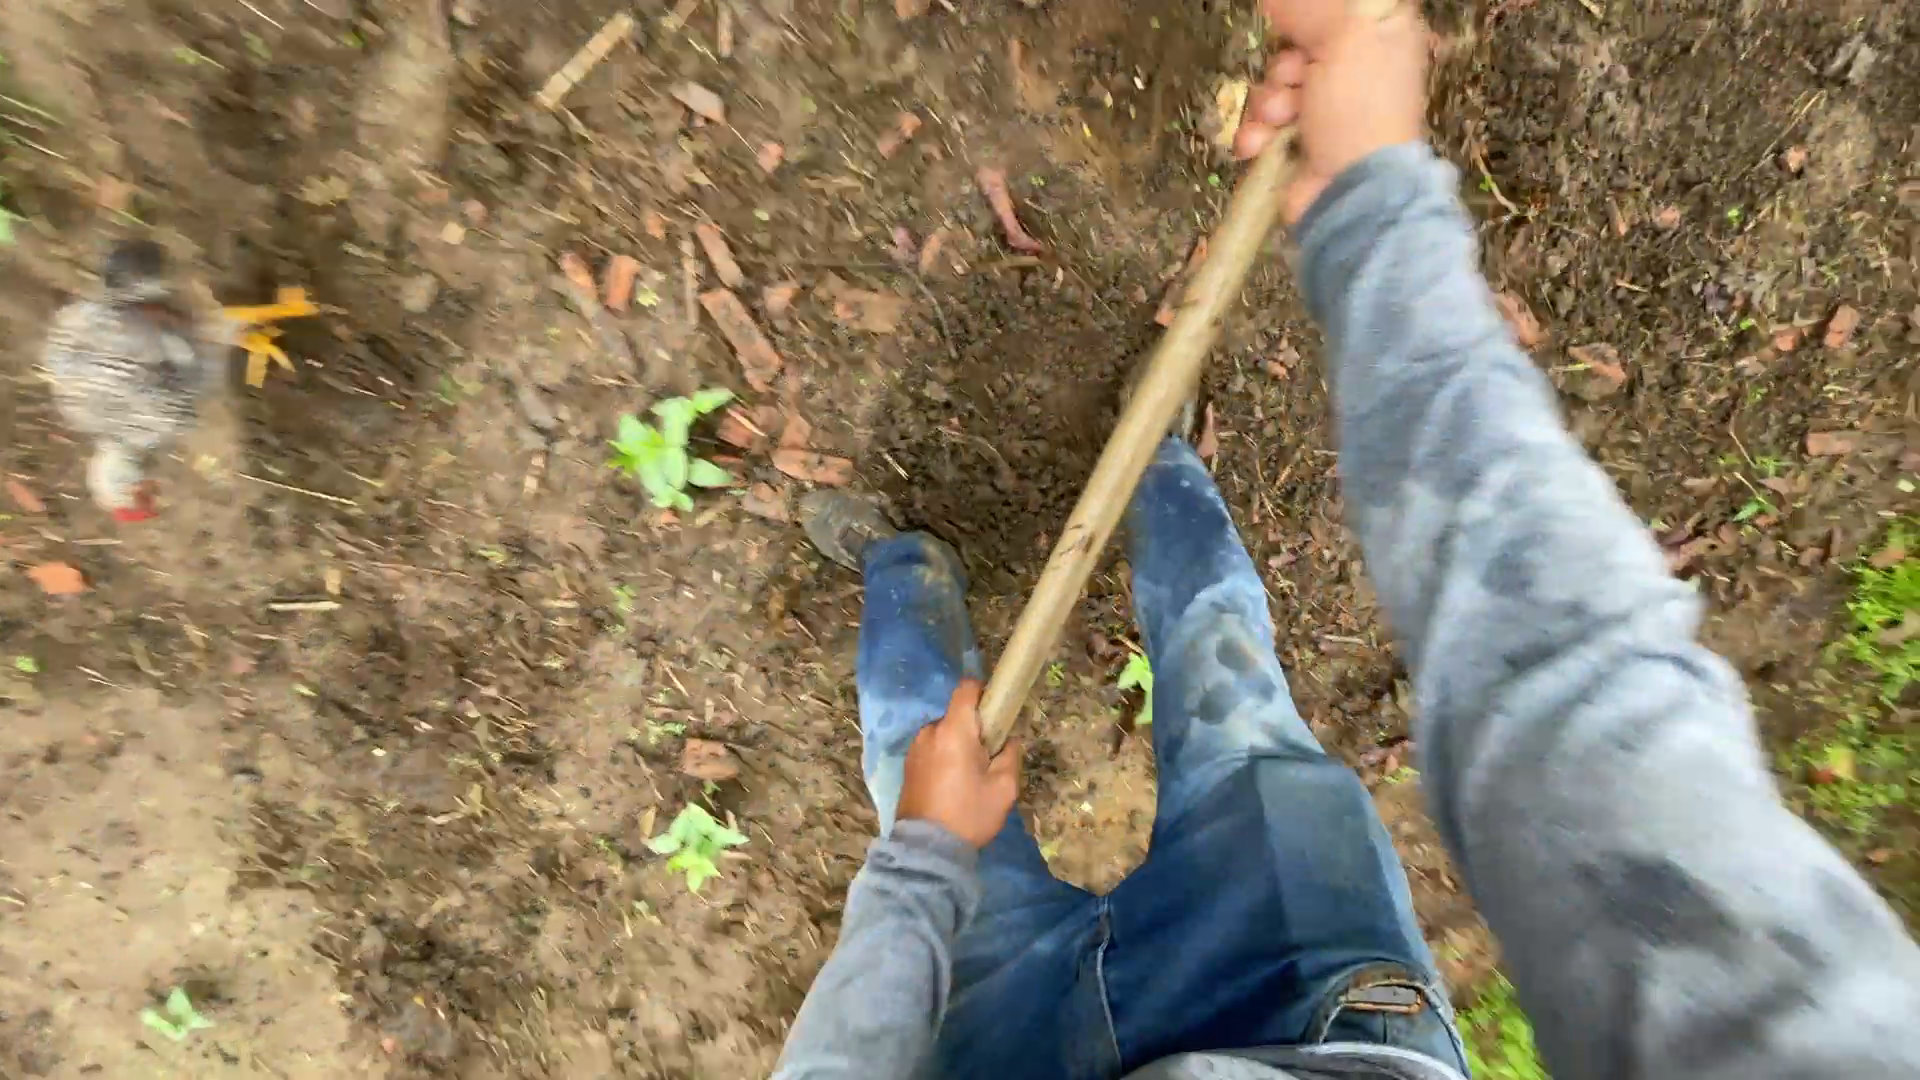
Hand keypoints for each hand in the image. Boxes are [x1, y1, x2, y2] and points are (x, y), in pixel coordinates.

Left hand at [894, 679, 1022, 847]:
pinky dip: (944, 757)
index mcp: (953, 730)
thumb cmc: (968, 814)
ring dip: (958, 745)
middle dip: (974, 729)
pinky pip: (932, 749)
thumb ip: (1010, 756)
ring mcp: (915, 748)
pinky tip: (951, 785)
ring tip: (968, 777)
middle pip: (957, 715)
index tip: (997, 712)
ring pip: (944, 733)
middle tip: (988, 758)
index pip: (966, 688)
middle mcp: (930, 731)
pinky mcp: (907, 765)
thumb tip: (1008, 741)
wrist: (927, 850)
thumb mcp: (1003, 788)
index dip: (984, 692)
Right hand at [1233, 0, 1429, 222]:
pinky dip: (1255, 136)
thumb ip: (1308, 8)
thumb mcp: (1345, 37)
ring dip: (1267, 105)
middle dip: (1283, 67)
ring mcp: (1321, 111)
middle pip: (1295, 48)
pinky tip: (1260, 146)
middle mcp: (1351, 68)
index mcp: (1379, 33)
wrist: (1350, 192)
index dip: (1306, 17)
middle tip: (1295, 83)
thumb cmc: (1359, 109)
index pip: (1333, 10)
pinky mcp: (1294, 146)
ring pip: (1272, 88)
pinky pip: (1260, 127)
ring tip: (1281, 122)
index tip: (1289, 26)